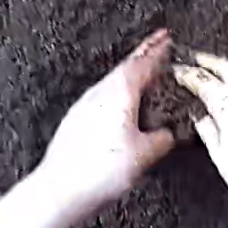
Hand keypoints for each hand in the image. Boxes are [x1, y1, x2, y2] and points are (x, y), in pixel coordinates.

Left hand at [35, 30, 177, 213]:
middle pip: (127, 67)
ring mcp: (86, 104)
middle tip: (158, 45)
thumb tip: (167, 135)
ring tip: (146, 74)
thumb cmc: (99, 170)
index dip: (157, 49)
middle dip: (145, 55)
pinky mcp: (77, 119)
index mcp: (120, 92)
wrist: (59, 189)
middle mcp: (101, 92)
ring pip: (114, 81)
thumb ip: (161, 140)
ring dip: (132, 74)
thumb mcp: (144, 155)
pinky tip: (123, 104)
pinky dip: (119, 92)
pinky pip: (104, 96)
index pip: (143, 63)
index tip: (166, 38)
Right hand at [173, 51, 227, 227]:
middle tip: (196, 58)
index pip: (201, 80)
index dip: (187, 73)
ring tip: (215, 67)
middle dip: (208, 61)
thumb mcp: (221, 155)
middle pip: (224, 67)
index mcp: (227, 104)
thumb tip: (199, 117)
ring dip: (226, 67)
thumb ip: (208, 130)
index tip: (178, 70)